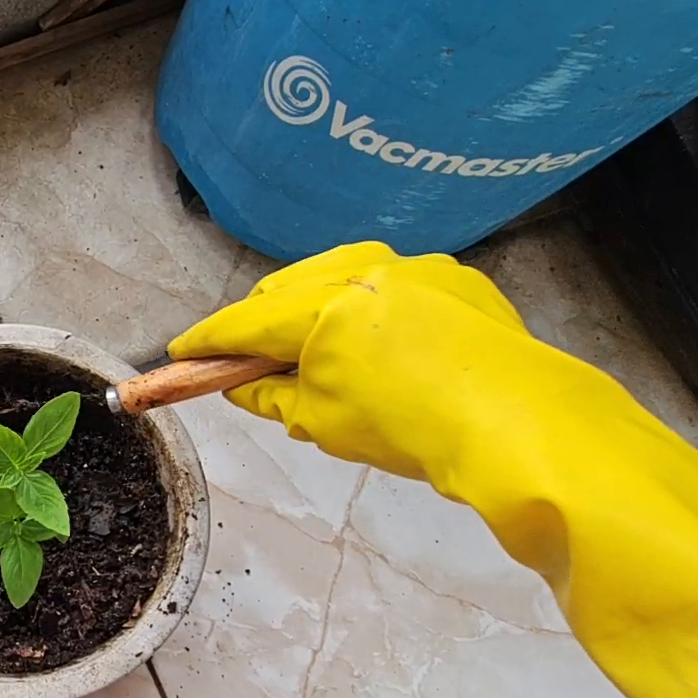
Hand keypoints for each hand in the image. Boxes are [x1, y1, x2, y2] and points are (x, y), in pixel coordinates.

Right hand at [170, 242, 697, 697]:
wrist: (521, 429)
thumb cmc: (405, 429)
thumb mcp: (315, 421)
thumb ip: (264, 394)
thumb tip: (237, 384)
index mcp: (322, 308)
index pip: (240, 325)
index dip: (201, 342)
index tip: (176, 352)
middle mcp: (362, 272)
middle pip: (279, 292)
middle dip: (256, 325)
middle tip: (248, 362)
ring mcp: (412, 268)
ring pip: (328, 277)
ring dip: (303, 308)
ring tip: (306, 348)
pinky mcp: (450, 276)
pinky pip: (377, 281)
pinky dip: (355, 304)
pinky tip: (365, 339)